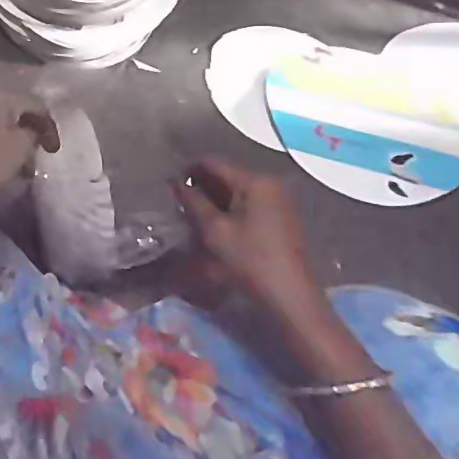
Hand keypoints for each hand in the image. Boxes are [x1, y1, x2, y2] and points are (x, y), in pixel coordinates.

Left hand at [0, 77, 58, 206]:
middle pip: (19, 111)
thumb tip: (34, 130)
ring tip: (27, 166)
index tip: (54, 151)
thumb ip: (35, 133)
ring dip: (19, 141)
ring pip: (5, 122)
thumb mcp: (21, 147)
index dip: (50, 127)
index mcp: (1, 95)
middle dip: (33, 133)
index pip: (36, 104)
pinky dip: (3, 143)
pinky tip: (10, 163)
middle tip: (42, 154)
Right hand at [173, 157, 324, 319]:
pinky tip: (216, 222)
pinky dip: (229, 206)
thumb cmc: (250, 259)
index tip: (169, 185)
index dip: (187, 169)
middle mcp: (270, 183)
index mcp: (255, 181)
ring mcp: (279, 199)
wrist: (290, 296)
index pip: (212, 162)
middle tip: (179, 201)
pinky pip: (248, 200)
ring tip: (194, 213)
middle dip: (200, 184)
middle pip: (226, 173)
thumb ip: (192, 200)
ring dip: (214, 196)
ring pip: (236, 188)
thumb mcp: (213, 228)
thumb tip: (176, 182)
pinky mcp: (281, 215)